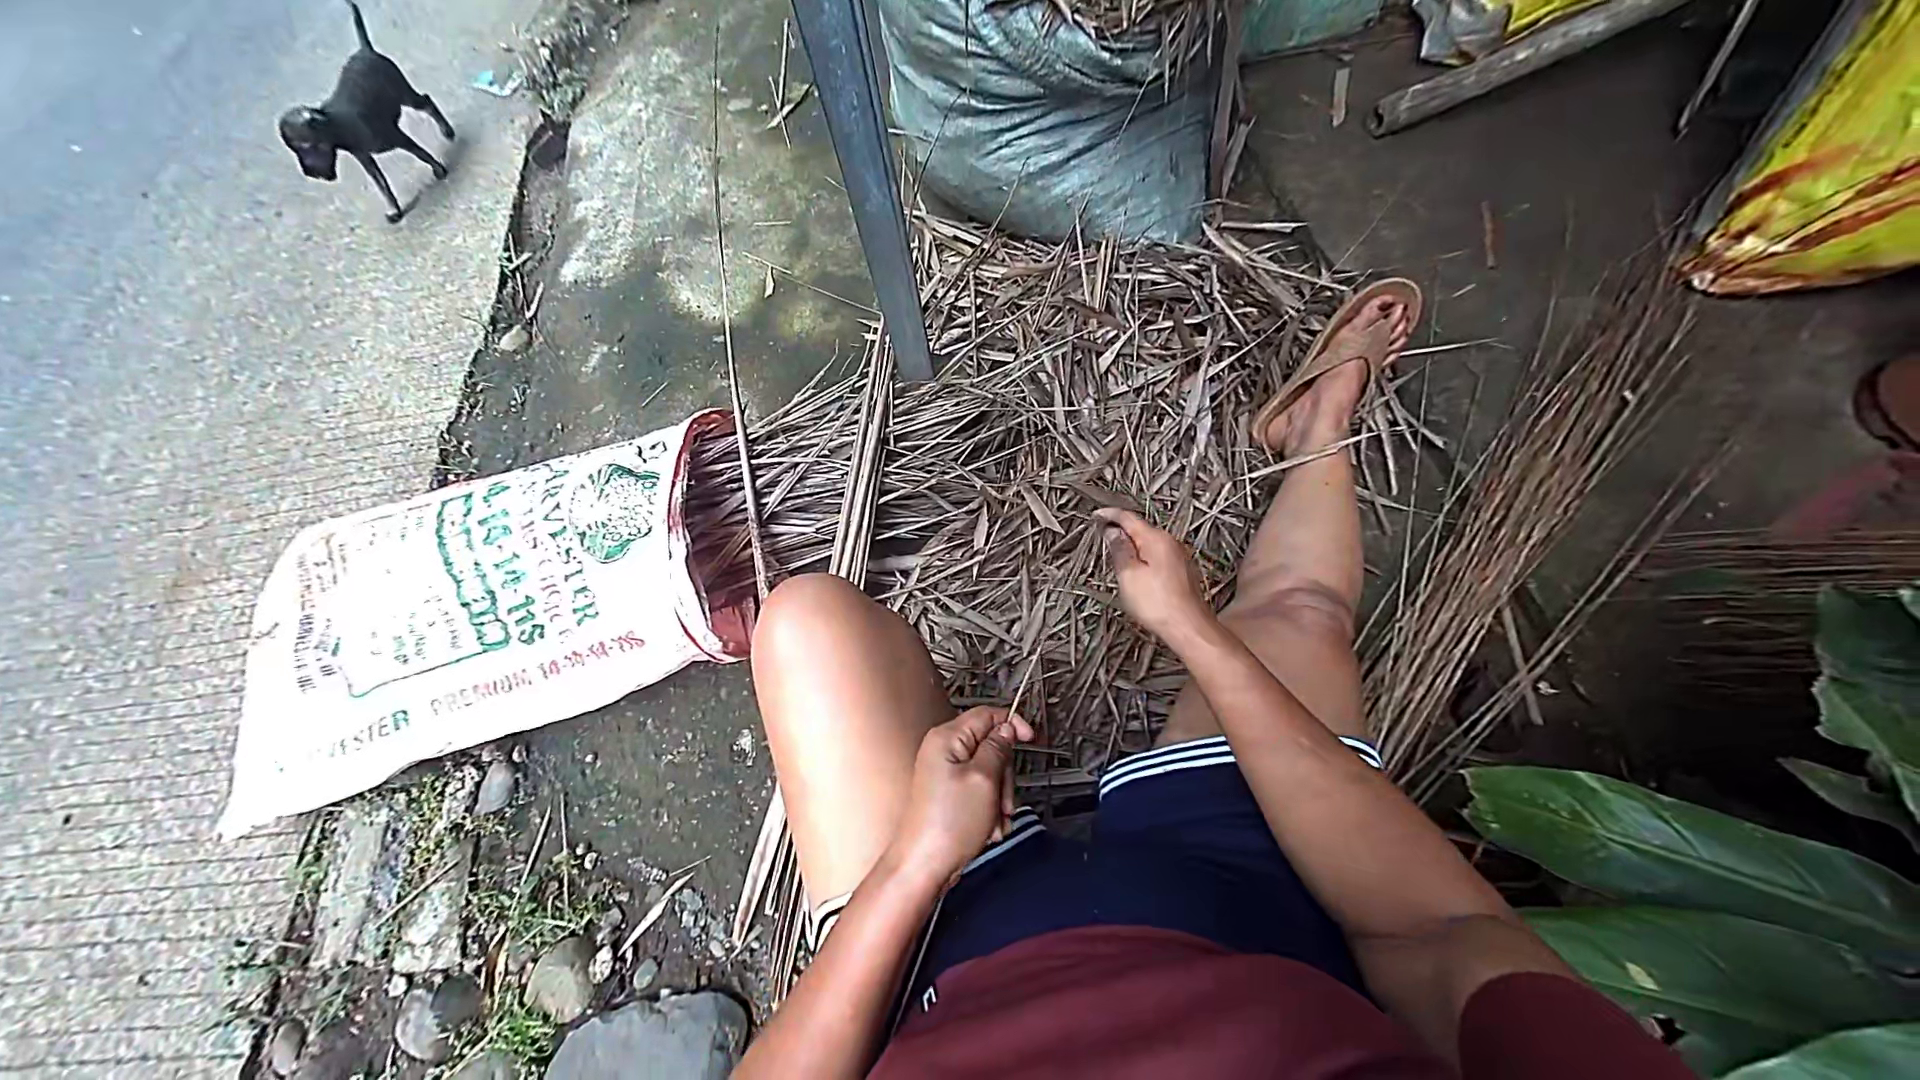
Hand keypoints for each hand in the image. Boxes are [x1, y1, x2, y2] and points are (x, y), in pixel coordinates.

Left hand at [888, 706, 1033, 884]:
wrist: (924, 866)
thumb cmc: (945, 826)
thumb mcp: (983, 779)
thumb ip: (998, 748)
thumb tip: (1007, 728)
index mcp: (946, 738)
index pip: (987, 714)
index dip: (1012, 723)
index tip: (1030, 737)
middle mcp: (943, 751)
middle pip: (991, 745)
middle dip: (1005, 774)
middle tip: (1002, 795)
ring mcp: (945, 772)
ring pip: (990, 771)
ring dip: (999, 796)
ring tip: (993, 817)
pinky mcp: (949, 793)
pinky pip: (981, 791)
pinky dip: (990, 809)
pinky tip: (987, 826)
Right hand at [1093, 508, 1212, 644]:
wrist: (1187, 627)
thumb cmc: (1160, 604)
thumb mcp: (1128, 575)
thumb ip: (1119, 549)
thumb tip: (1112, 533)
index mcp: (1156, 540)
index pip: (1128, 518)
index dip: (1110, 515)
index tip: (1098, 516)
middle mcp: (1171, 543)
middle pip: (1140, 530)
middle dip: (1121, 533)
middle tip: (1103, 539)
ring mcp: (1179, 557)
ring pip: (1149, 545)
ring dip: (1132, 549)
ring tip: (1119, 563)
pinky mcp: (1181, 571)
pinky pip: (1158, 557)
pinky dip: (1144, 561)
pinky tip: (1138, 576)